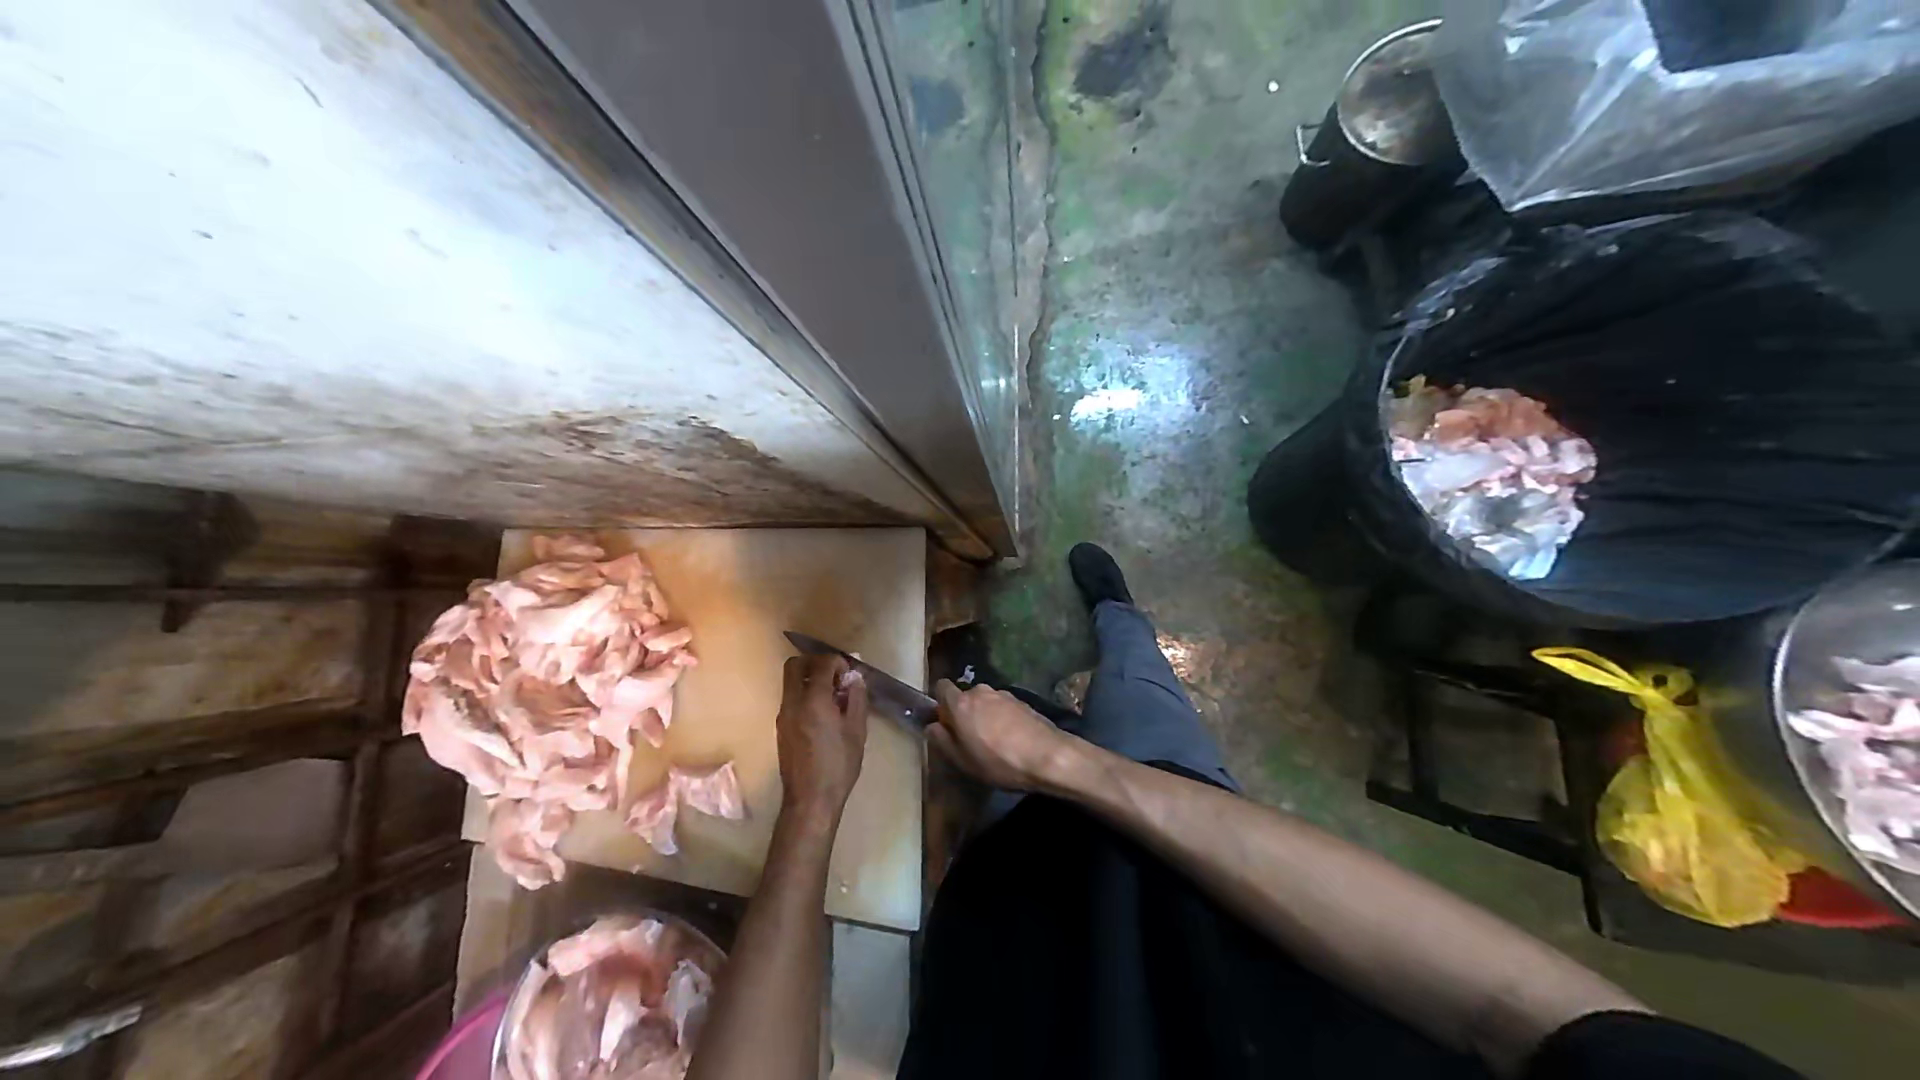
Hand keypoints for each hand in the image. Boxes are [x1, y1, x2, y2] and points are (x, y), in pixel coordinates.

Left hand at [775, 654, 868, 825]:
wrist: (810, 799)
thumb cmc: (838, 765)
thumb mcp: (856, 731)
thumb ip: (856, 699)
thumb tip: (855, 678)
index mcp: (813, 700)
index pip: (821, 664)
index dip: (837, 662)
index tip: (849, 672)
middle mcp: (792, 702)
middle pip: (795, 665)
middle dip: (815, 662)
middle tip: (835, 675)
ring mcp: (783, 715)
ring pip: (789, 681)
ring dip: (809, 678)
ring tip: (832, 696)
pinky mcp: (781, 727)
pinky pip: (790, 698)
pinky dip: (804, 694)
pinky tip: (823, 712)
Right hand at [928, 680, 1078, 792]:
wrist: (1047, 756)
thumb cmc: (998, 761)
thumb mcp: (963, 760)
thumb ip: (942, 740)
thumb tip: (932, 726)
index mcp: (961, 703)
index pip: (942, 687)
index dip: (941, 704)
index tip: (947, 723)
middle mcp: (980, 691)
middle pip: (965, 697)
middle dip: (965, 713)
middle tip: (970, 739)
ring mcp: (1004, 694)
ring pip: (985, 702)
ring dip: (985, 716)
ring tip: (994, 741)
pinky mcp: (1023, 701)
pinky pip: (1003, 707)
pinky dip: (1002, 718)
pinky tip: (1012, 739)